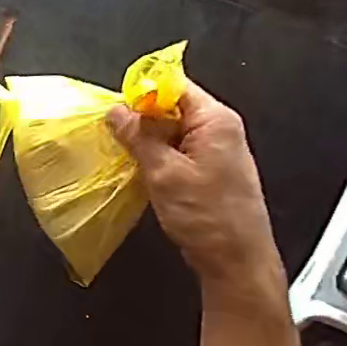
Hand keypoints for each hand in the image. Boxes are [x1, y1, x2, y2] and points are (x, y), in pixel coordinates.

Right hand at [106, 80, 282, 299]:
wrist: (234, 259)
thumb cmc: (206, 216)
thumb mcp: (164, 173)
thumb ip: (139, 138)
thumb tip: (117, 111)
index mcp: (215, 120)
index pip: (175, 86)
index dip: (143, 92)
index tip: (113, 108)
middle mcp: (218, 129)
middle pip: (171, 108)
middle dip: (139, 120)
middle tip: (111, 135)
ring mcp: (212, 151)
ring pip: (169, 133)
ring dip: (145, 142)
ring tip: (120, 155)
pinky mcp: (205, 171)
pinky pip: (174, 153)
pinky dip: (154, 159)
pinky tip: (137, 172)